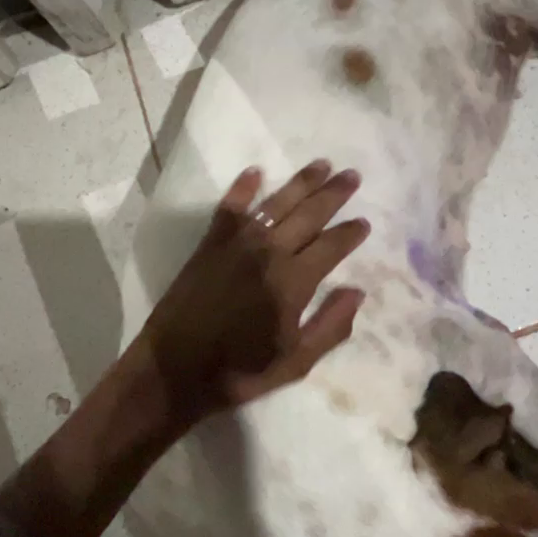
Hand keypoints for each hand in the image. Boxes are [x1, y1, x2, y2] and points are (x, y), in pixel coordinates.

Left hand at [129, 160, 369, 427]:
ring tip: (321, 164)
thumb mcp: (296, 363)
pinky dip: (243, 187)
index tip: (364, 222)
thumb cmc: (239, 372)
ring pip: (276, 203)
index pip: (332, 246)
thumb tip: (357, 292)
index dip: (351, 232)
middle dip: (333, 194)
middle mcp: (269, 253)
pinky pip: (230, 207)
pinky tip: (256, 171)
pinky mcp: (209, 244)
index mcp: (294, 283)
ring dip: (301, 182)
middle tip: (352, 175)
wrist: (174, 369)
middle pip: (309, 215)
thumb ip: (330, 326)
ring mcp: (237, 244)